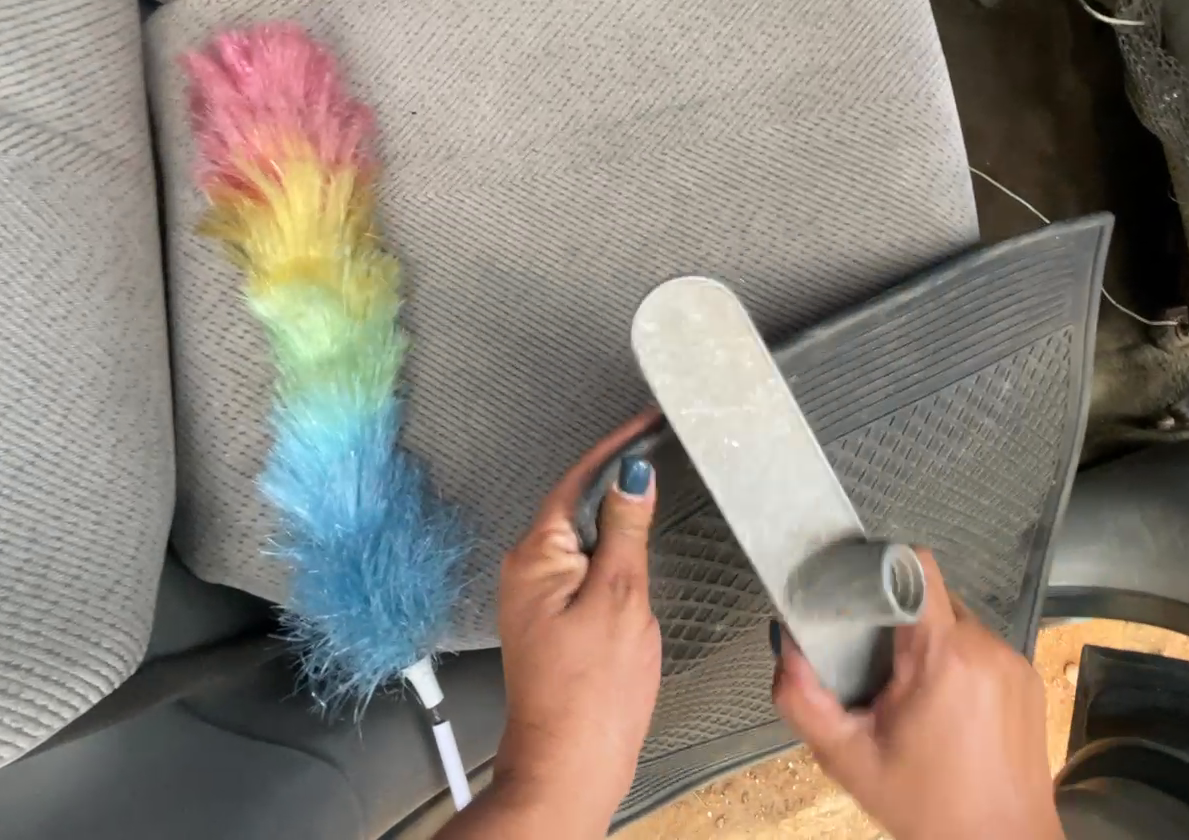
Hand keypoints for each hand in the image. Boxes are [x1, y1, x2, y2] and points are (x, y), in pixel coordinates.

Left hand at [440, 409, 663, 838]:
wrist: (569, 767)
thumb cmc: (593, 691)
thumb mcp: (620, 596)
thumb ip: (626, 528)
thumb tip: (634, 473)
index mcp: (536, 555)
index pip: (579, 479)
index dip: (617, 447)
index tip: (648, 421)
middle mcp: (528, 567)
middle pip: (578, 502)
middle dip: (618, 476)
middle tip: (660, 444)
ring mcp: (538, 593)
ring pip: (584, 533)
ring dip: (618, 511)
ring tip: (655, 485)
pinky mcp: (553, 613)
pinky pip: (585, 561)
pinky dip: (613, 544)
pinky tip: (636, 541)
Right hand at [772, 550, 1063, 839]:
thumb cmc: (928, 808)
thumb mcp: (849, 761)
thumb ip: (803, 701)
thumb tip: (786, 644)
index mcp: (943, 654)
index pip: (916, 567)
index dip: (881, 567)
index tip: (856, 593)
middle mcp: (985, 645)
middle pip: (930, 595)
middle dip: (899, 616)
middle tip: (876, 660)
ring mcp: (1013, 659)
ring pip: (956, 620)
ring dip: (929, 640)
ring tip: (910, 688)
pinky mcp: (1030, 676)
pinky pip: (982, 645)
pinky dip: (958, 661)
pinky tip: (947, 705)